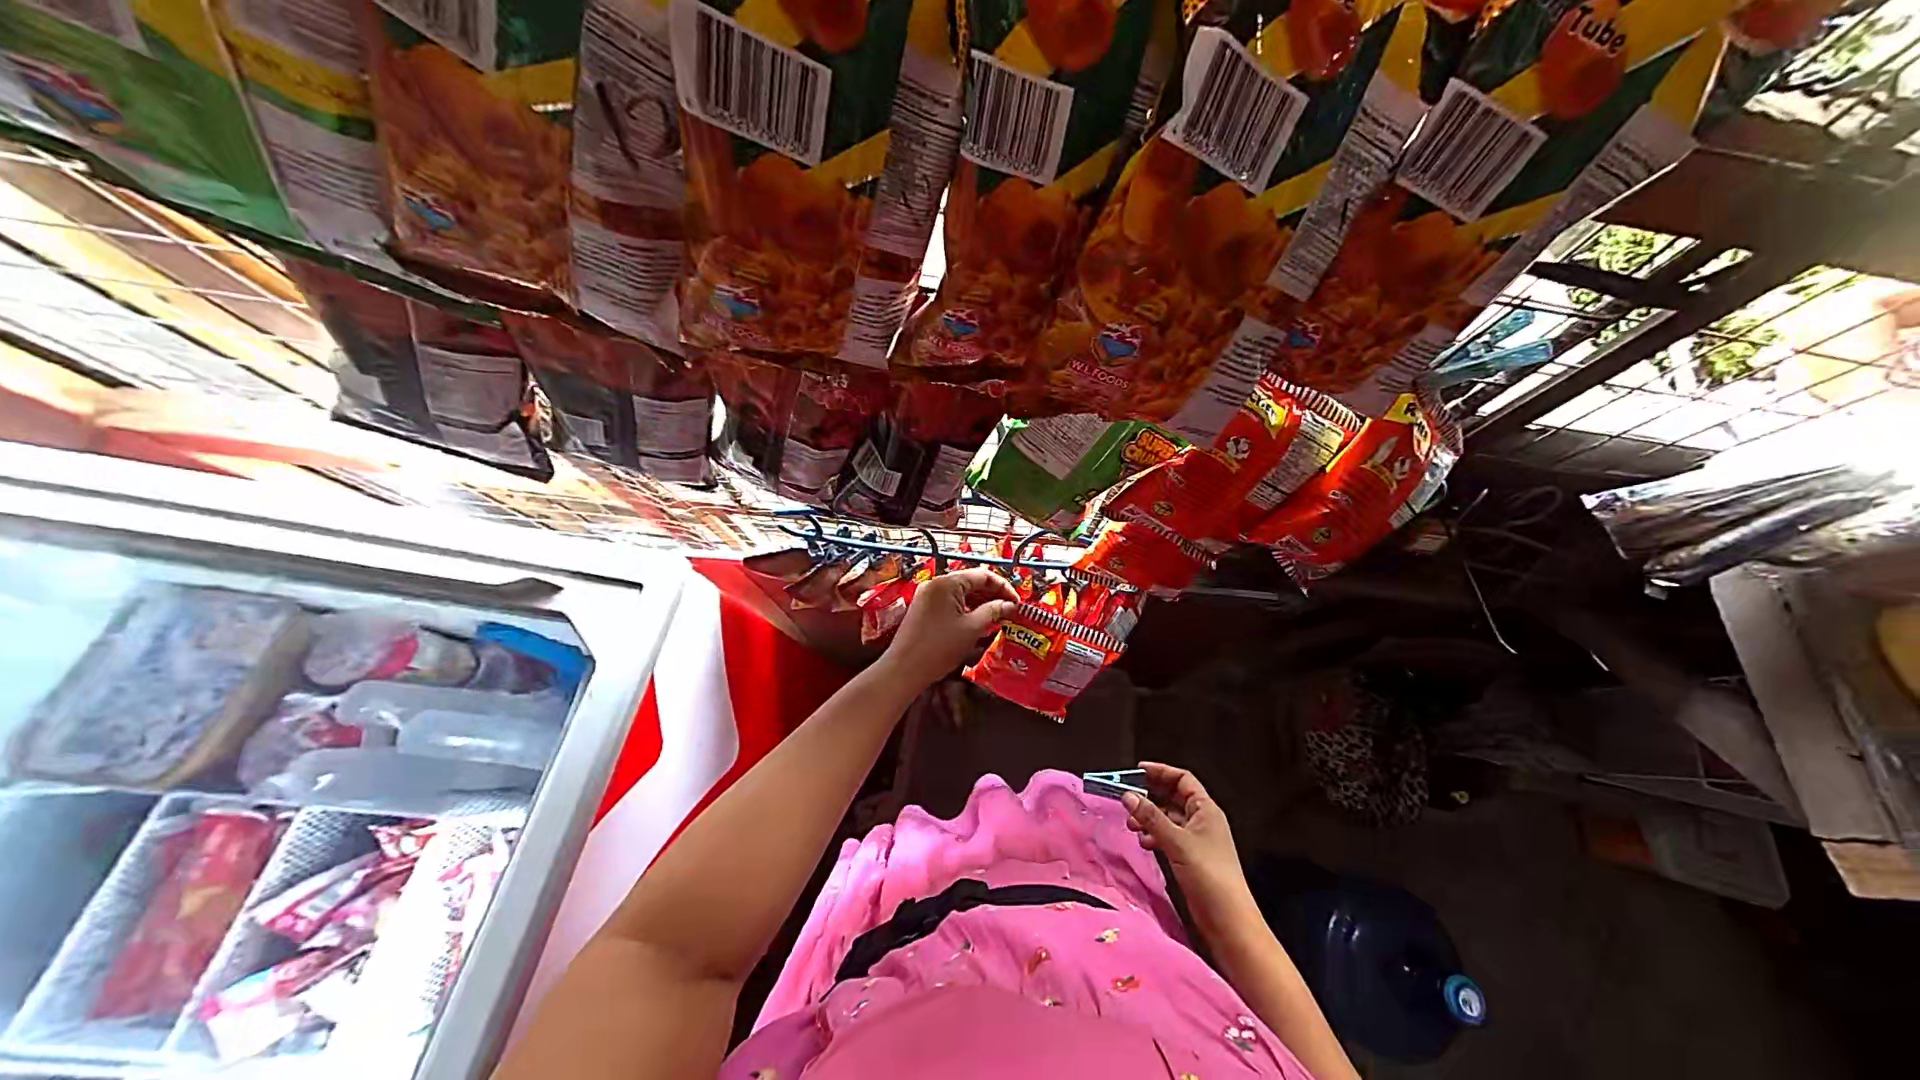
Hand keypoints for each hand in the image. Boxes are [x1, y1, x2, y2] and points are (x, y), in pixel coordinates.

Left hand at [876, 569, 1020, 689]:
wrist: (904, 669)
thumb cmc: (939, 648)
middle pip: (971, 582)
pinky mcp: (924, 609)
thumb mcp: (972, 628)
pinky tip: (980, 622)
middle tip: (1010, 610)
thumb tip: (1010, 605)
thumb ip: (993, 612)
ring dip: (981, 603)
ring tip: (999, 617)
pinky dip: (967, 609)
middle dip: (993, 595)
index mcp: (947, 582)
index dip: (1003, 587)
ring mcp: (928, 596)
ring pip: (961, 593)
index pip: (982, 575)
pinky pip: (951, 602)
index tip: (1017, 602)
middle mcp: (936, 584)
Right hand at [1122, 762, 1256, 938]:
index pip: (1182, 779)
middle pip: (1173, 797)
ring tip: (1131, 825)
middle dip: (1150, 796)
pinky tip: (1144, 843)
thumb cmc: (1208, 874)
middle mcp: (1202, 820)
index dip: (1160, 772)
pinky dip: (1155, 835)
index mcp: (1206, 809)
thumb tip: (1127, 795)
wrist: (1228, 919)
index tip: (1136, 771)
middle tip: (1127, 799)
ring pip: (1168, 818)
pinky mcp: (1191, 857)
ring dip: (1149, 818)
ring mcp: (1197, 839)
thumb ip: (1151, 817)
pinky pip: (1169, 836)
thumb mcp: (1176, 841)